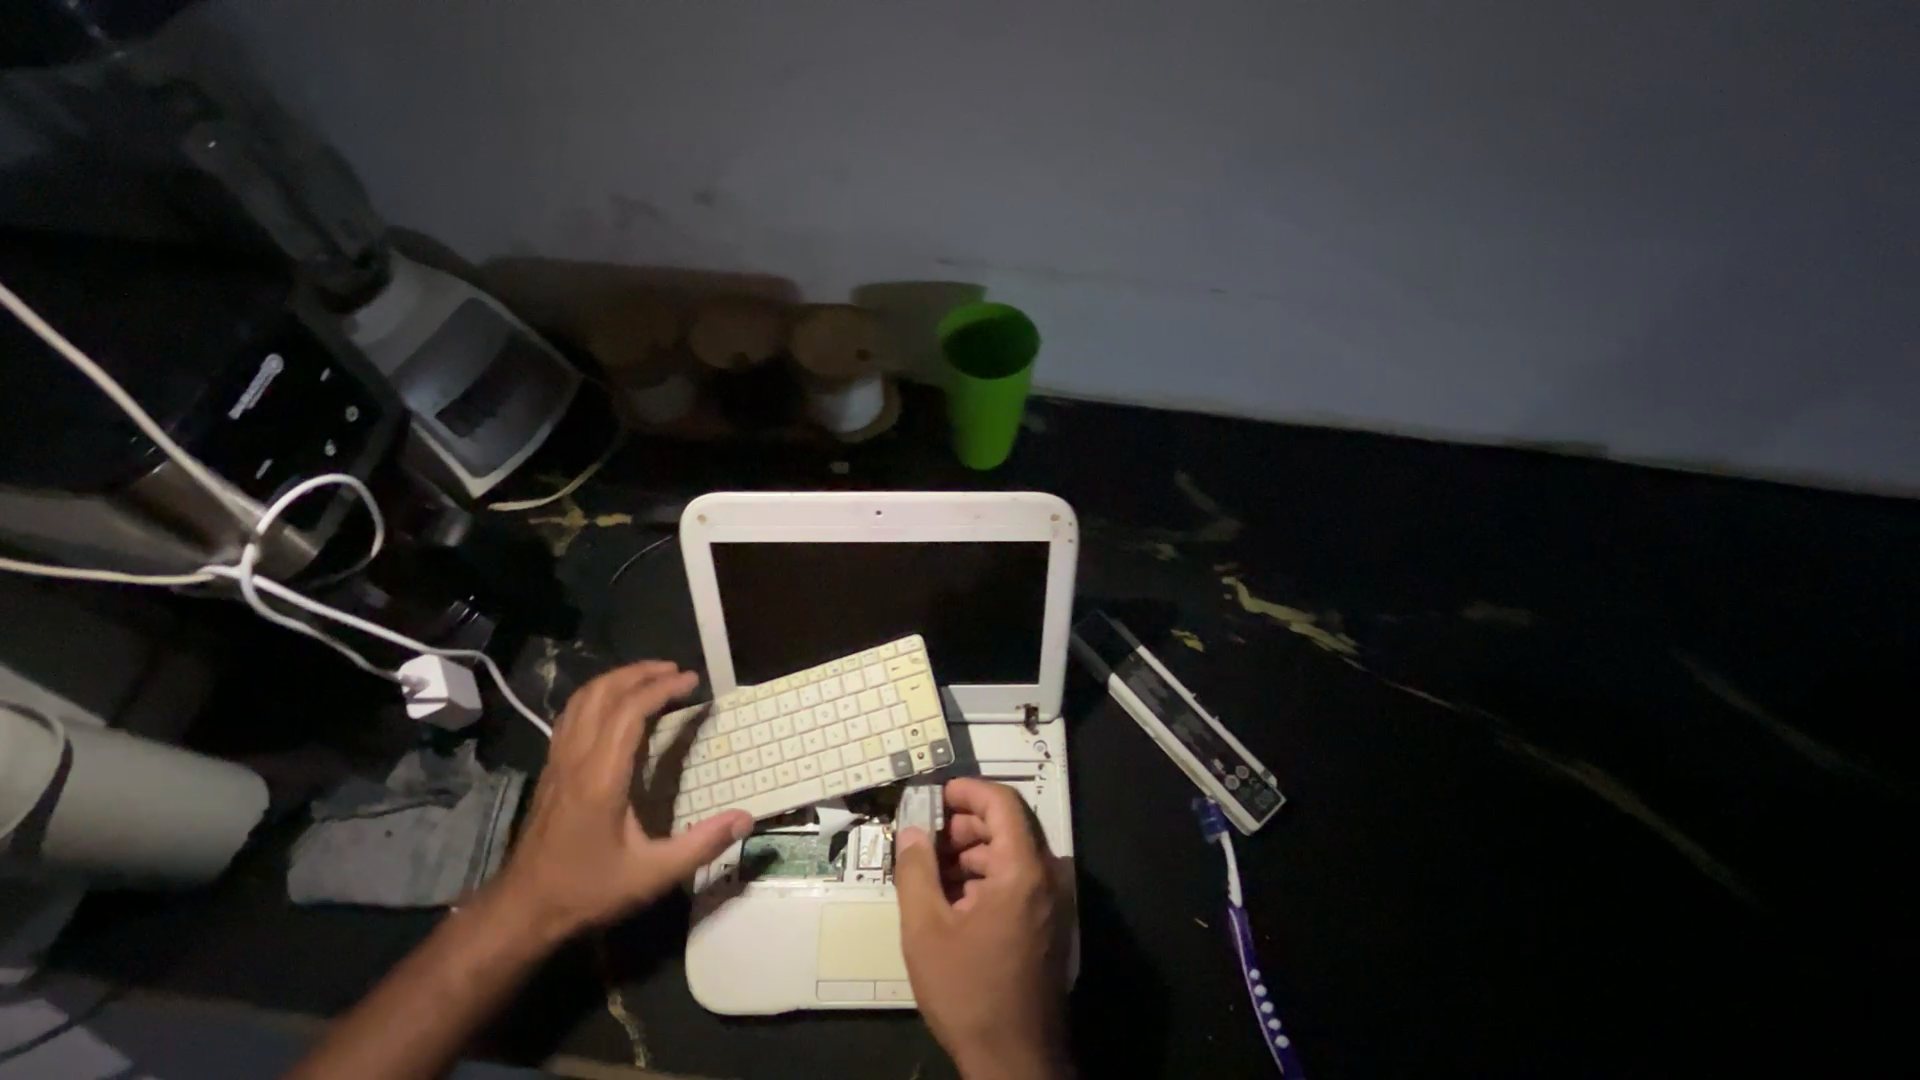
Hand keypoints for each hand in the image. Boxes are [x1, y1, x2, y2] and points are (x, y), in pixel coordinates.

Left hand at [492, 662, 749, 940]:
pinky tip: (614, 706)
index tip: (692, 681)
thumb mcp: (652, 875)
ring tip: (649, 678)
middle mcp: (576, 760)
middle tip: (675, 671)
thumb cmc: (588, 890)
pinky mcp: (551, 771)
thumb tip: (745, 818)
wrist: (523, 910)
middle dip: (640, 673)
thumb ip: (701, 845)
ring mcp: (558, 762)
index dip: (662, 688)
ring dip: (616, 680)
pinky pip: (571, 716)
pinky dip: (597, 697)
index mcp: (601, 778)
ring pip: (582, 700)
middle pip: (602, 693)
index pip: (629, 712)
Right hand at [894, 778, 1070, 1079]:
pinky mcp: (1048, 924)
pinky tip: (952, 899)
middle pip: (1008, 826)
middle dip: (964, 825)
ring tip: (930, 871)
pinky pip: (1018, 881)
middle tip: (925, 839)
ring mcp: (1052, 902)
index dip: (968, 791)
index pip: (1003, 803)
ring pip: (1012, 854)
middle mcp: (1047, 877)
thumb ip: (916, 871)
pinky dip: (986, 877)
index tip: (935, 796)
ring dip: (972, 853)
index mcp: (1024, 870)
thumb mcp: (925, 929)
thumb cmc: (968, 992)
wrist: (1014, 1060)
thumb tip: (914, 830)